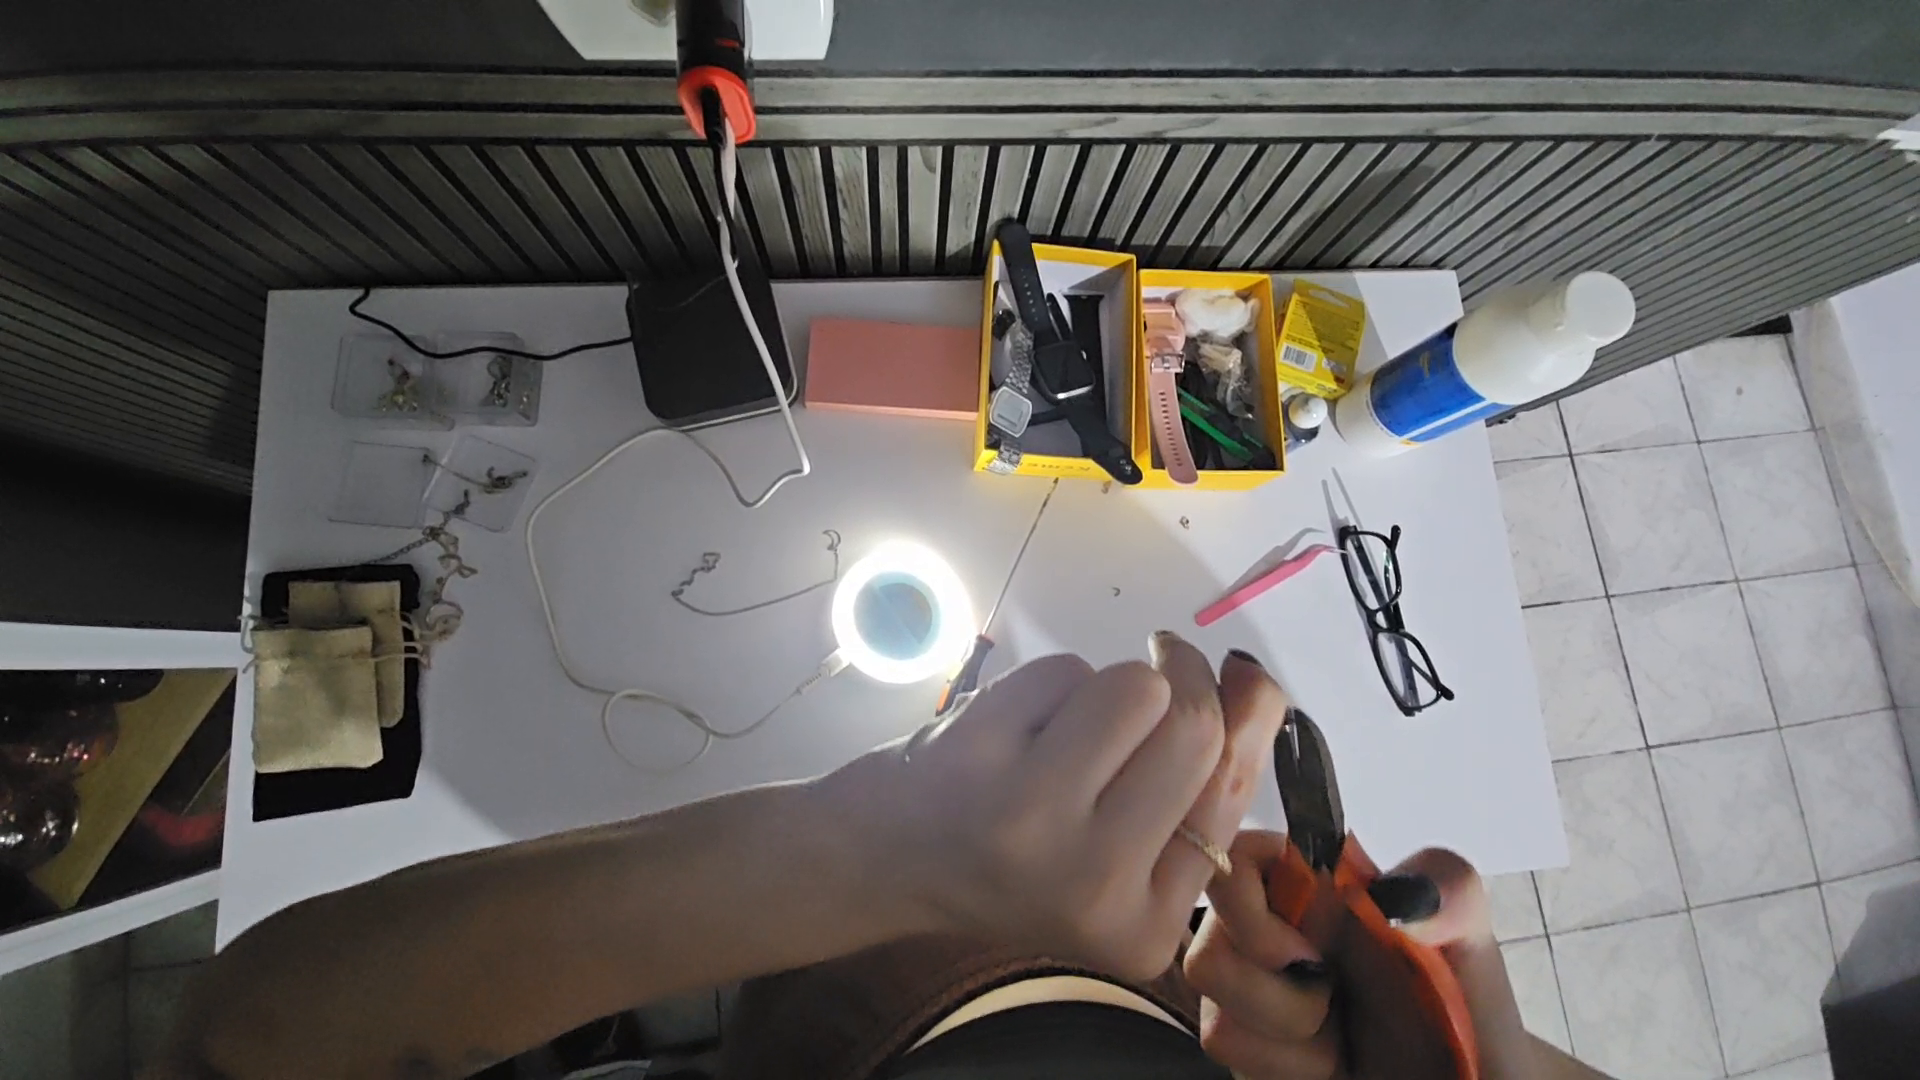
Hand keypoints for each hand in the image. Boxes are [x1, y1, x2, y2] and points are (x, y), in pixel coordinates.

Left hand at [817, 634, 1286, 981]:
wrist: (890, 856)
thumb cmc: (1016, 856)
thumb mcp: (1120, 854)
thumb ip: (1192, 786)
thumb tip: (1258, 682)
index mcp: (1143, 925)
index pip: (1231, 788)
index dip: (1243, 716)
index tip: (1233, 678)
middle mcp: (1096, 879)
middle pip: (1193, 723)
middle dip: (1184, 672)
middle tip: (1163, 658)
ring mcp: (1032, 814)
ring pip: (1133, 685)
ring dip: (1111, 680)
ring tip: (1069, 720)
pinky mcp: (979, 751)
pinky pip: (1065, 670)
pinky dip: (1054, 681)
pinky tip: (1015, 725)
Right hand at [1186, 838, 1537, 1079]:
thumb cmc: (1465, 1010)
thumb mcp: (1469, 944)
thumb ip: (1449, 892)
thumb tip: (1397, 893)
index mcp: (1299, 884)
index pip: (1226, 861)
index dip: (1246, 906)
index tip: (1312, 952)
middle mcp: (1257, 928)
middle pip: (1204, 951)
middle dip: (1276, 996)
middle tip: (1333, 1000)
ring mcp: (1244, 992)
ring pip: (1216, 1018)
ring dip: (1289, 1042)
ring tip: (1339, 1041)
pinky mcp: (1246, 1047)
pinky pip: (1235, 1062)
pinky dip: (1287, 1073)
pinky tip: (1328, 1067)